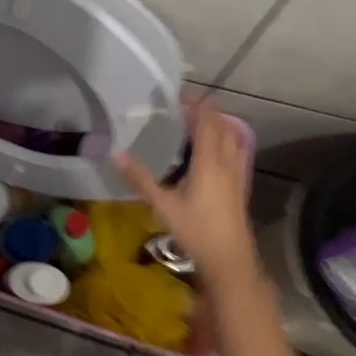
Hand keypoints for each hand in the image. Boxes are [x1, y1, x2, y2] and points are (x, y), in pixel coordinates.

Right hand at [116, 97, 259, 284]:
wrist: (230, 260)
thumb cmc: (196, 231)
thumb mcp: (163, 205)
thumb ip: (140, 179)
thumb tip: (115, 155)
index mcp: (209, 163)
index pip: (207, 123)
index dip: (197, 106)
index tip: (179, 96)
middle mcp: (226, 164)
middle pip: (222, 127)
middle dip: (207, 112)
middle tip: (185, 106)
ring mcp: (237, 175)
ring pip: (233, 139)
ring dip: (219, 125)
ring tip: (199, 122)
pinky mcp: (240, 187)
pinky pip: (237, 153)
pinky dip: (227, 141)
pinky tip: (215, 149)